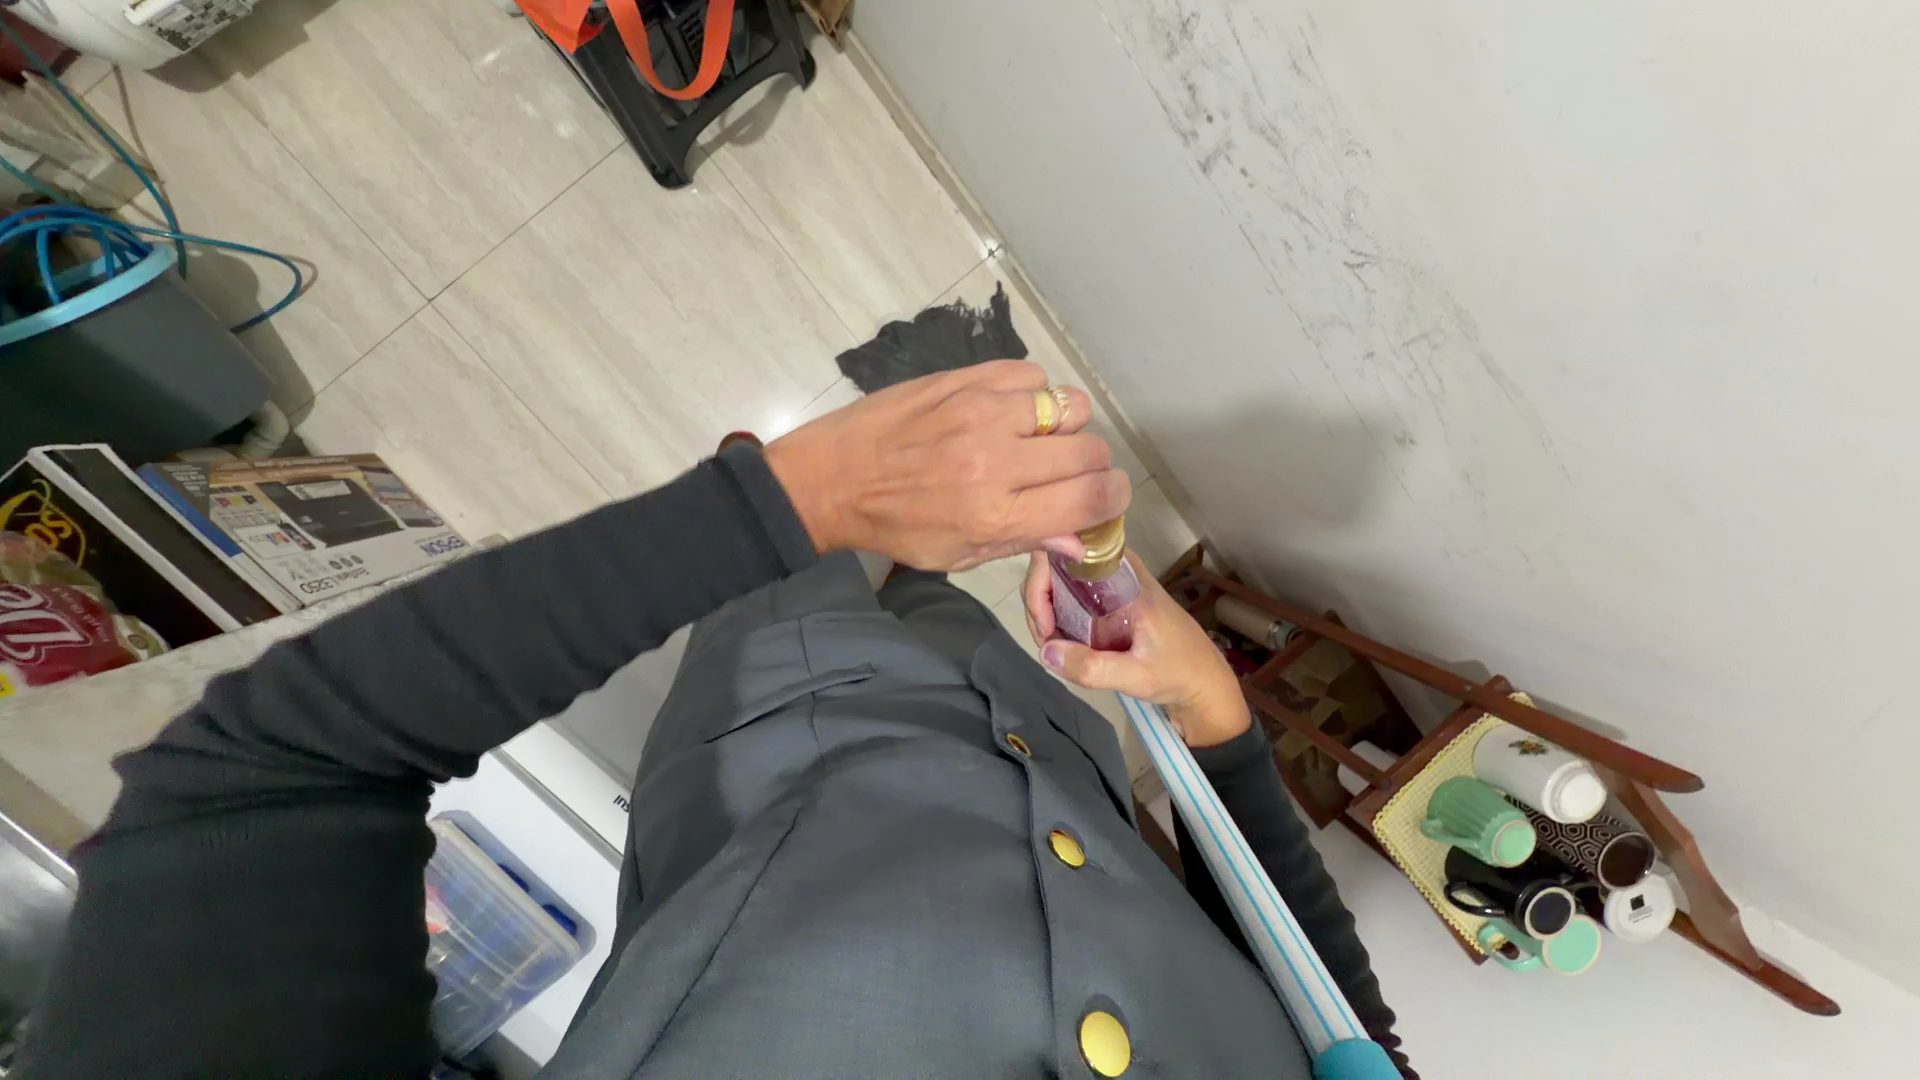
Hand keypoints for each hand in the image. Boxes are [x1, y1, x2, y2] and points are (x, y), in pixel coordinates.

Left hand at [764, 361, 1130, 570]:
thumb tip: (1081, 536)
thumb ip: (1024, 541)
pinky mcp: (962, 380)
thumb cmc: (897, 526)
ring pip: (1068, 405)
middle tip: (1067, 472)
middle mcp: (996, 462)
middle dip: (1092, 465)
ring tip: (1036, 437)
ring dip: (1064, 426)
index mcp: (995, 515)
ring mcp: (980, 413)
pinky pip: (1031, 374)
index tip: (1107, 495)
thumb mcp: (958, 554)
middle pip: (1089, 451)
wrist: (833, 478)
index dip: (1114, 497)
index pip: (1091, 498)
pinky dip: (1031, 394)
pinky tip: (1008, 411)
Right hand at [1021, 551, 1251, 747]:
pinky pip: (1066, 598)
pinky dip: (1054, 619)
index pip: (1065, 552)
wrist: (1204, 684)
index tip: (1045, 625)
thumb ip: (1093, 667)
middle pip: (1054, 566)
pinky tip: (1061, 645)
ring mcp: (1107, 584)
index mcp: (1123, 574)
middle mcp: (1112, 569)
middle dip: (1038, 603)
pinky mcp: (1104, 600)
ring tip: (1053, 648)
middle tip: (1046, 642)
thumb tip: (1046, 651)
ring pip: (1056, 583)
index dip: (1041, 582)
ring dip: (1044, 613)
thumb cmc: (1178, 673)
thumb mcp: (1138, 676)